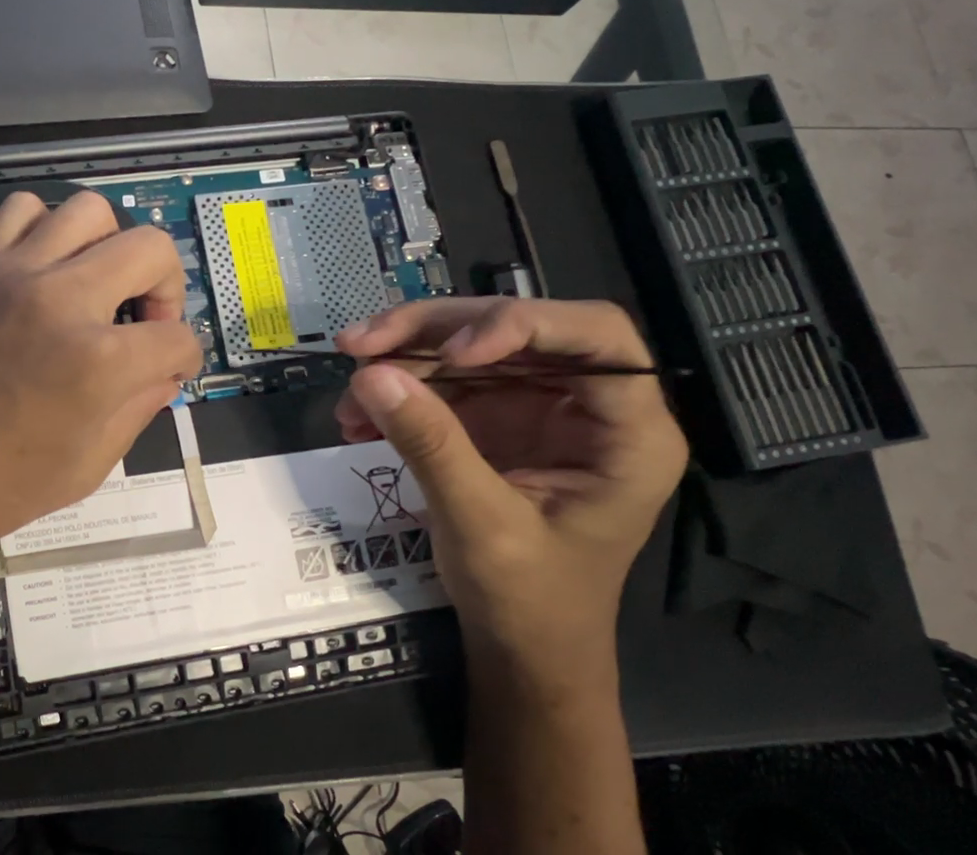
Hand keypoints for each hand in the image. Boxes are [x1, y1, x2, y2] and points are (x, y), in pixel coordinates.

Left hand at [0, 191, 202, 580]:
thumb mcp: (84, 469)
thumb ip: (136, 410)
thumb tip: (163, 373)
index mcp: (98, 362)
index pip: (177, 337)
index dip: (183, 358)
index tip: (168, 370)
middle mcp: (63, 299)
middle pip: (150, 248)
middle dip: (164, 287)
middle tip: (142, 323)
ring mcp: (13, 273)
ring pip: (90, 210)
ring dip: (109, 246)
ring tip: (96, 288)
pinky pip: (22, 210)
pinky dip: (46, 228)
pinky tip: (44, 269)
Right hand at [334, 298, 687, 672]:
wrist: (520, 651)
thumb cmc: (529, 600)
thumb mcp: (481, 524)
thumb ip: (432, 445)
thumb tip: (370, 375)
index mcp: (627, 432)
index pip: (595, 337)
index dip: (522, 325)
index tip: (451, 352)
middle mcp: (586, 406)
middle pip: (517, 331)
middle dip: (435, 331)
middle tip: (362, 343)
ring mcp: (537, 410)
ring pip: (471, 348)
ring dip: (403, 357)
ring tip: (350, 385)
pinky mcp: (495, 423)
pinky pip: (445, 383)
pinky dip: (398, 391)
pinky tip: (356, 417)